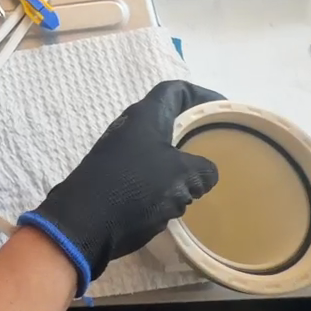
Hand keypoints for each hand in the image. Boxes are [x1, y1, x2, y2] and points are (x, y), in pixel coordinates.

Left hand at [20, 80, 222, 292]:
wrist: (87, 220)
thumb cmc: (135, 186)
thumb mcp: (181, 175)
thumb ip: (202, 168)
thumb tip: (206, 172)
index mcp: (146, 116)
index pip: (175, 90)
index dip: (201, 94)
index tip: (223, 108)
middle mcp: (132, 127)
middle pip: (169, 118)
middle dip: (194, 131)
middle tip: (221, 144)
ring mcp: (122, 152)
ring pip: (162, 148)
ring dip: (184, 159)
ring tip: (207, 176)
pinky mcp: (118, 176)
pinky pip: (152, 171)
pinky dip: (170, 180)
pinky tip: (184, 198)